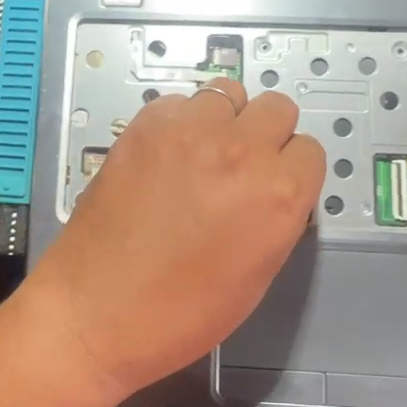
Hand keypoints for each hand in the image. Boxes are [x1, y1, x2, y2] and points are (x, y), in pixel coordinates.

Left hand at [18, 78, 323, 399]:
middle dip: (265, 132)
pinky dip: (179, 121)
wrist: (96, 312)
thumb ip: (277, 216)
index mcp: (278, 195)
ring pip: (228, 94)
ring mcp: (190, 132)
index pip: (310, 149)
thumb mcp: (257, 274)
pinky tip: (165, 157)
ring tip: (201, 154)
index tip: (273, 178)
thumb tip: (275, 186)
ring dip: (223, 119)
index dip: (290, 167)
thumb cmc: (180, 313)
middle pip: (276, 107)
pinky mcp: (146, 125)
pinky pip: (179, 102)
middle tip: (240, 162)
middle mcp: (240, 152)